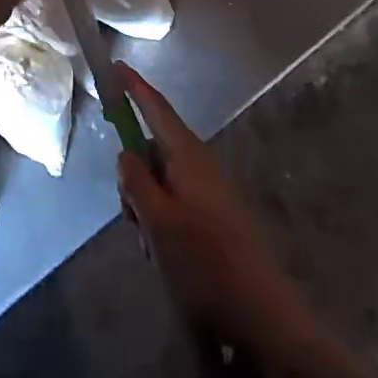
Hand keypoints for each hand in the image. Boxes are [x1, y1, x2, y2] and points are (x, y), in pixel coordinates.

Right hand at [116, 63, 307, 350]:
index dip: (134, 87)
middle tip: (133, 216)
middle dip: (133, 178)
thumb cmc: (205, 260)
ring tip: (152, 244)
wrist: (260, 312)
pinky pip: (172, 202)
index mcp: (187, 156)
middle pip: (151, 150)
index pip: (156, 109)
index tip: (116, 66)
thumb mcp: (157, 220)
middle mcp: (199, 165)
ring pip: (158, 181)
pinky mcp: (212, 213)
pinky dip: (160, 221)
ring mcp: (207, 190)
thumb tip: (125, 153)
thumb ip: (135, 182)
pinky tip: (164, 253)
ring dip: (145, 207)